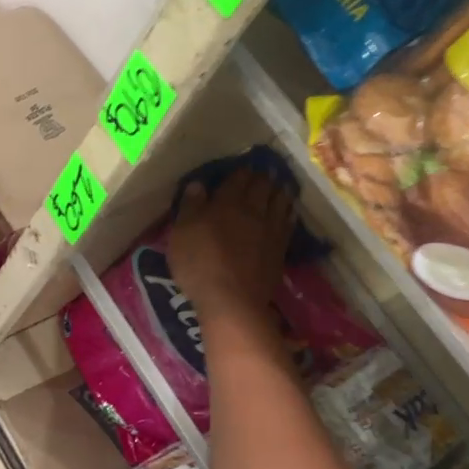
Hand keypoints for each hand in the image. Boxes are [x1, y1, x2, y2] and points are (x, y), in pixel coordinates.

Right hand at [168, 169, 296, 326]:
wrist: (232, 300)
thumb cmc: (199, 264)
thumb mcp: (181, 234)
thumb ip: (190, 207)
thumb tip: (198, 184)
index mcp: (227, 203)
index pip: (238, 177)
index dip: (240, 170)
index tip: (240, 167)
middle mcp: (253, 209)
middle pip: (263, 185)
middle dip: (262, 177)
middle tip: (261, 173)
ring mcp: (271, 229)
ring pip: (280, 200)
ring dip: (279, 190)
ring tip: (277, 186)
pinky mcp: (280, 248)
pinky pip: (288, 222)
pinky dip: (288, 212)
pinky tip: (287, 211)